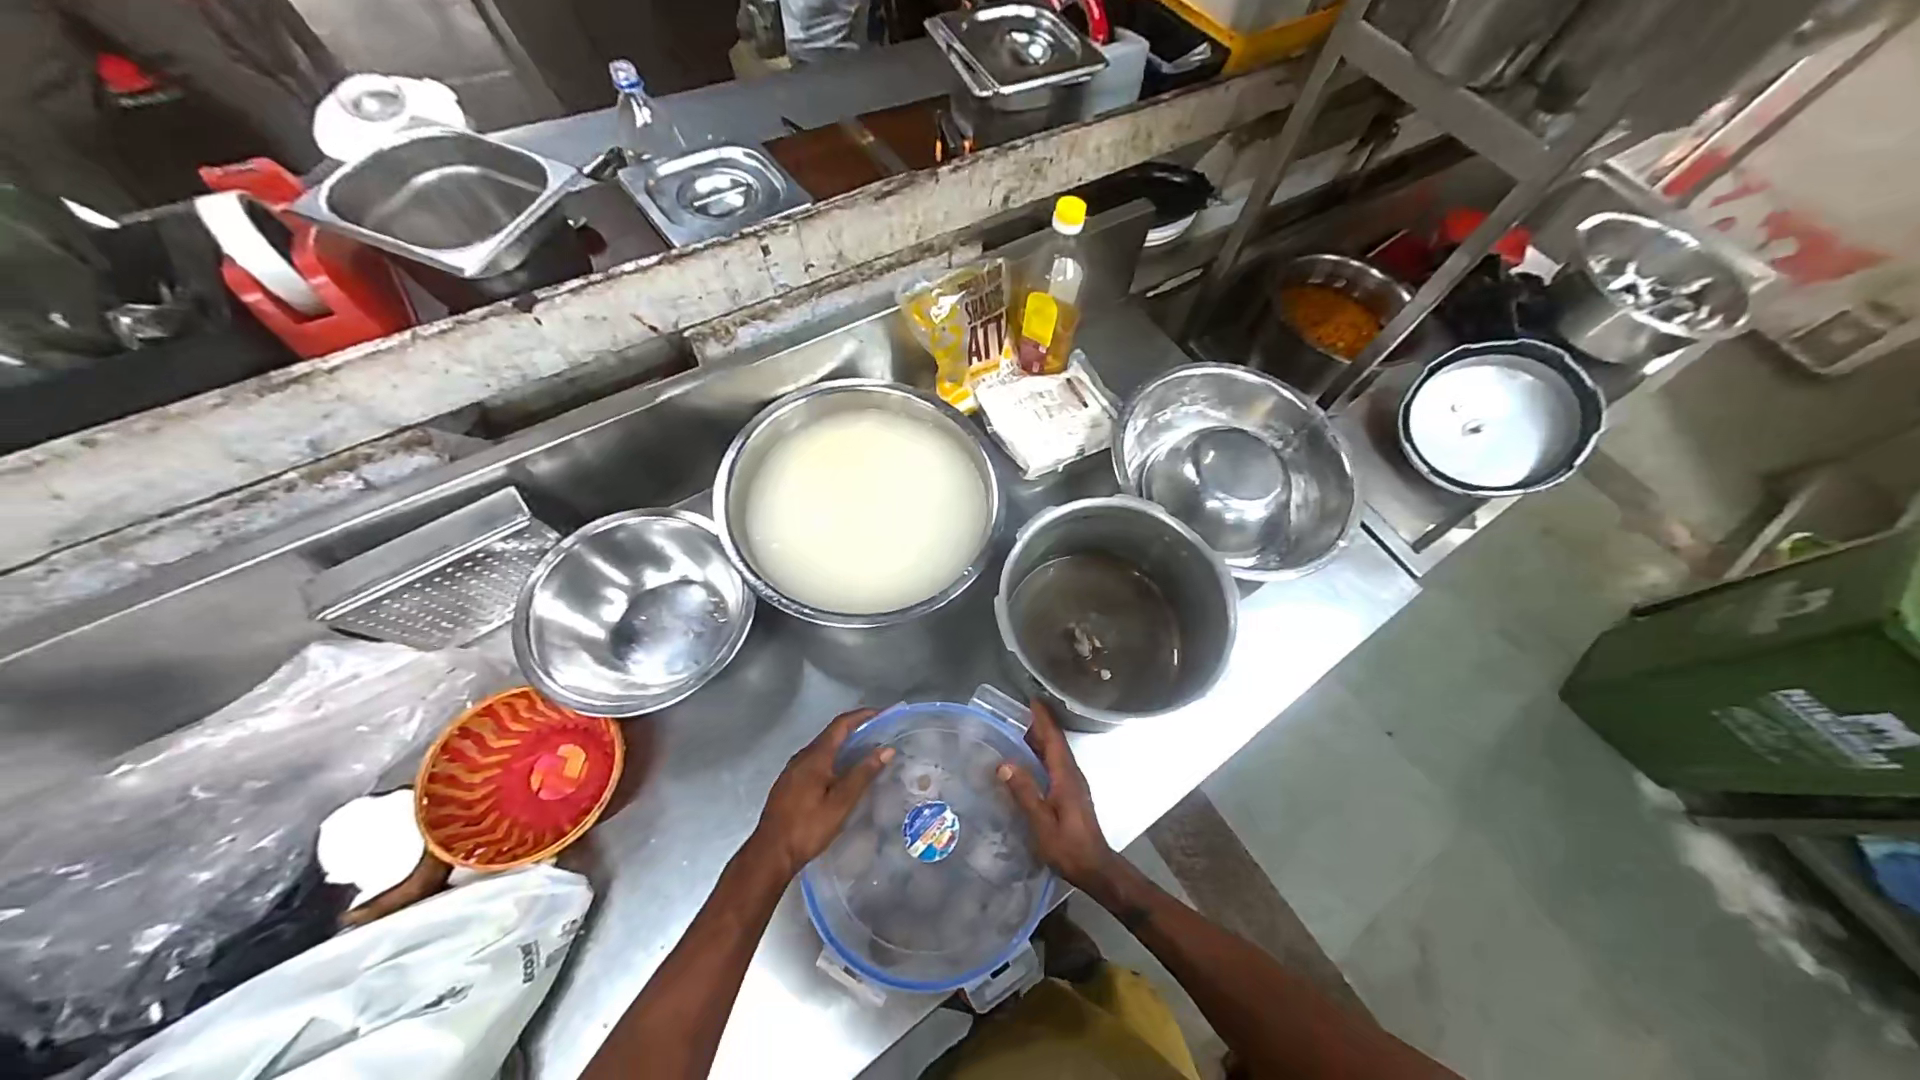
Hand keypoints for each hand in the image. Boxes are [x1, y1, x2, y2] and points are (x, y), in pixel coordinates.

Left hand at [748, 708, 893, 879]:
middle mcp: (802, 757)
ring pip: (823, 748)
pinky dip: (834, 759)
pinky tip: (843, 774)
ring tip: (867, 753)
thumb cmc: (807, 827)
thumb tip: (886, 749)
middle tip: (880, 735)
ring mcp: (793, 770)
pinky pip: (816, 761)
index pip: (841, 724)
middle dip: (856, 730)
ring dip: (845, 745)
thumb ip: (863, 774)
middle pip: (832, 734)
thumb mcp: (841, 802)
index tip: (883, 714)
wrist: (770, 853)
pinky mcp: (790, 784)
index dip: (862, 716)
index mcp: (815, 756)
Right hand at [998, 698, 1118, 893]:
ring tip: (1017, 730)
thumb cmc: (1069, 847)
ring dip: (1040, 739)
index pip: (1054, 740)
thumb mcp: (1042, 823)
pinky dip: (1041, 754)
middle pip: (1055, 743)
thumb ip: (1025, 793)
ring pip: (1055, 754)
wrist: (1095, 869)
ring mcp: (1073, 785)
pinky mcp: (1071, 794)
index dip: (1043, 719)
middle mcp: (1072, 775)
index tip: (1031, 699)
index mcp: (1066, 776)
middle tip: (1016, 711)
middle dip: (1039, 724)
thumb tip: (1005, 763)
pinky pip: (1054, 765)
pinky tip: (1027, 760)